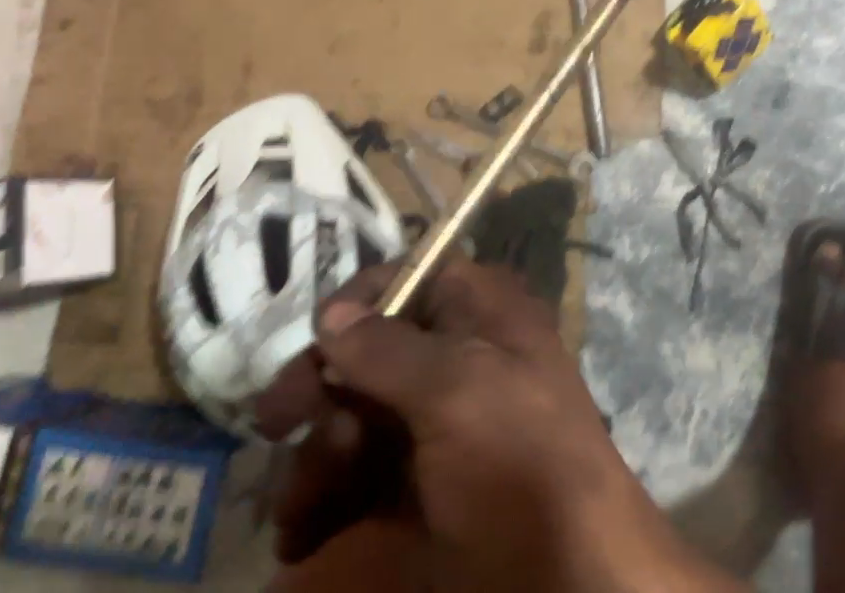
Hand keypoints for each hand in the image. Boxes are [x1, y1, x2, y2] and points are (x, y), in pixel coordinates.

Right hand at [256, 256, 743, 592]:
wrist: (569, 569)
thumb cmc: (516, 456)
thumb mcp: (458, 388)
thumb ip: (389, 348)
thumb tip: (333, 313)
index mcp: (485, 318)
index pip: (417, 279)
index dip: (364, 299)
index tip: (316, 332)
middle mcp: (461, 362)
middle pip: (372, 353)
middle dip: (320, 390)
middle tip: (275, 424)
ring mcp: (440, 427)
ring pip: (356, 420)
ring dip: (314, 461)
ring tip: (296, 512)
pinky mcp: (421, 489)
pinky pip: (359, 480)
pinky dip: (324, 504)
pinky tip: (299, 538)